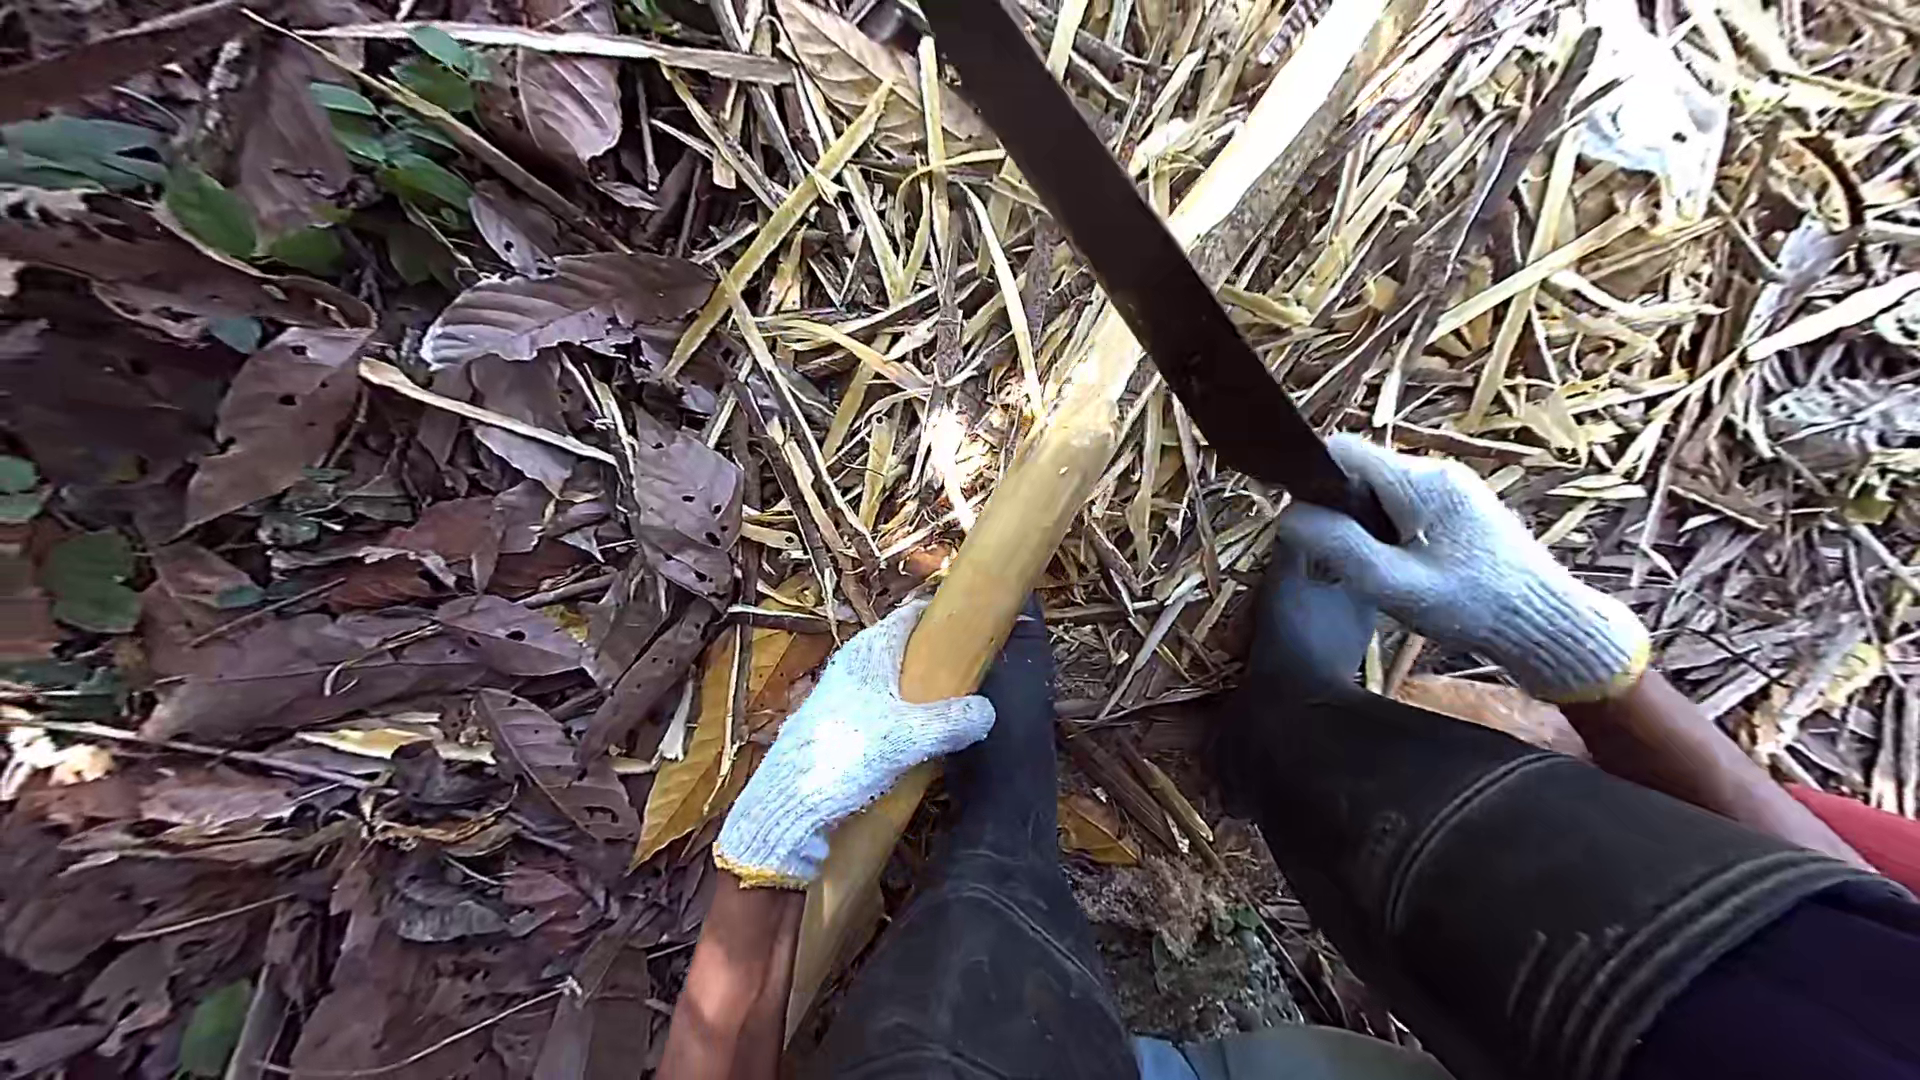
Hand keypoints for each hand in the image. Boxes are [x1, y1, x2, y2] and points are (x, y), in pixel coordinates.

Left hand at [715, 599, 994, 888]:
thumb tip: (987, 711)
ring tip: (948, 711)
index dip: (940, 616)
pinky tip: (914, 741)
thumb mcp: (908, 737)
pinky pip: (880, 706)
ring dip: (918, 690)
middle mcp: (854, 662)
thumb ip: (951, 721)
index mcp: (870, 649)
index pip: (911, 615)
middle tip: (968, 674)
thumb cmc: (845, 754)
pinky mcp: (837, 722)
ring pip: (891, 679)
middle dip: (934, 657)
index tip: (971, 626)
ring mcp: (842, 692)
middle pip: (904, 647)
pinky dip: (901, 714)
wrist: (786, 805)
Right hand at [1274, 435, 1648, 702]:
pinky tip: (1396, 562)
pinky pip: (1401, 500)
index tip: (1305, 519)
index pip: (1341, 448)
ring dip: (1359, 518)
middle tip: (1338, 554)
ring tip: (1369, 564)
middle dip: (1335, 505)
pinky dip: (1383, 525)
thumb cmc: (1469, 607)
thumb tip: (1287, 514)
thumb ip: (1333, 542)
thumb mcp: (1387, 581)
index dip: (1311, 477)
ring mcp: (1452, 486)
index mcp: (1418, 481)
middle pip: (1357, 469)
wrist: (1550, 627)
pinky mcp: (1460, 505)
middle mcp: (1437, 471)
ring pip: (1377, 487)